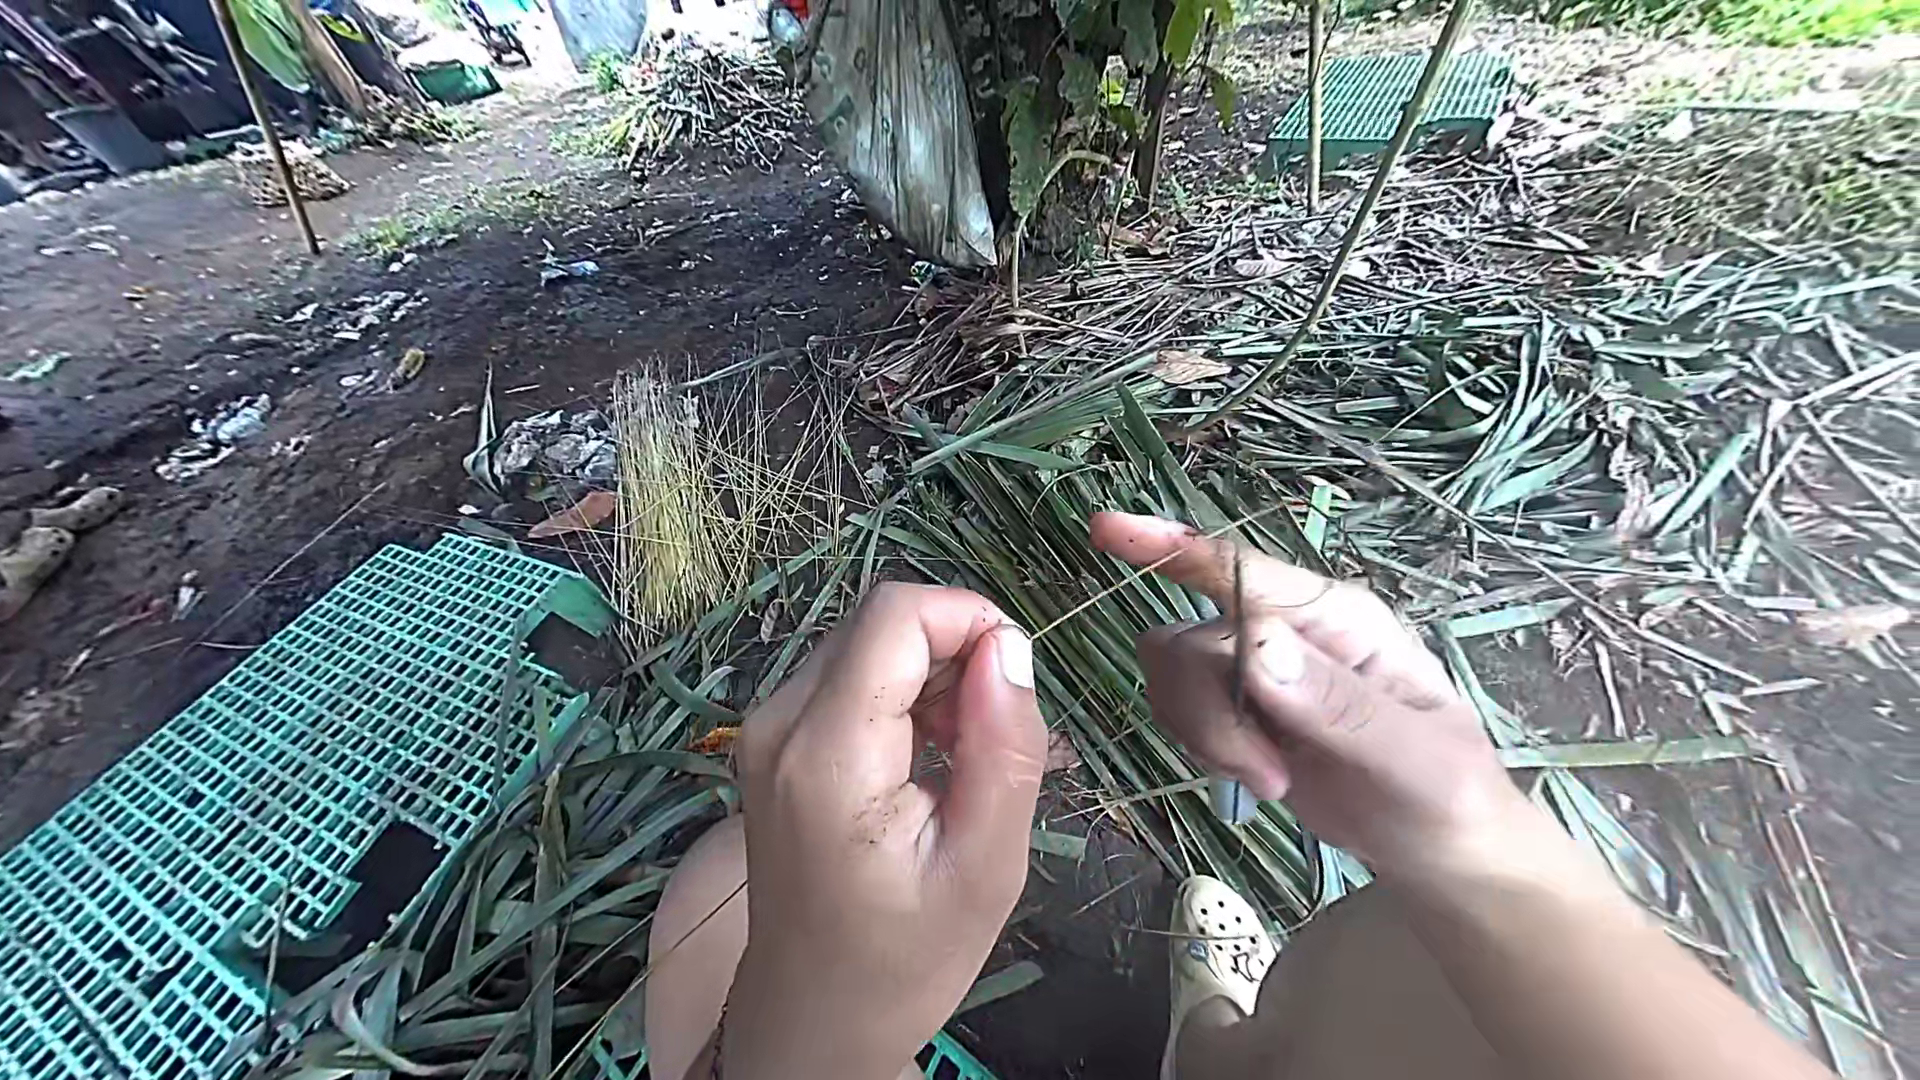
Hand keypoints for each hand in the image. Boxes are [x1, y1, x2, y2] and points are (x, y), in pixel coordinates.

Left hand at [724, 584, 1044, 1079]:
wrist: (809, 1015)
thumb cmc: (904, 957)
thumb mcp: (985, 867)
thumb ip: (1006, 748)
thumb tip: (1009, 646)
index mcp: (827, 753)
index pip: (895, 614)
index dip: (967, 618)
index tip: (1011, 675)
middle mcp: (782, 717)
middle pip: (883, 620)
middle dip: (955, 649)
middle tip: (987, 730)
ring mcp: (771, 720)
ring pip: (871, 637)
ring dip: (934, 670)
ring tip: (958, 749)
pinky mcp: (778, 729)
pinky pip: (854, 667)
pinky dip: (905, 686)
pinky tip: (924, 748)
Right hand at [1089, 512, 1528, 882]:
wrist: (1428, 845)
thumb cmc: (1443, 795)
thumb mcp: (1418, 761)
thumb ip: (1337, 702)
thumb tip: (1254, 646)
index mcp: (1330, 615)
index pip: (1237, 569)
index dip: (1167, 545)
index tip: (1105, 528)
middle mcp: (1277, 625)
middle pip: (1190, 640)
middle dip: (1211, 712)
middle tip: (1266, 774)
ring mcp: (1245, 664)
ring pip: (1169, 671)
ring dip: (1203, 731)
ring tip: (1269, 778)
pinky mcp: (1222, 701)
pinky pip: (1170, 703)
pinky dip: (1196, 742)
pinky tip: (1250, 770)